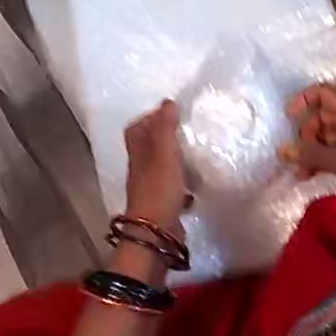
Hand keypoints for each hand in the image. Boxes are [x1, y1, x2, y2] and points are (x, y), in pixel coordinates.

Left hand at [122, 100, 189, 231]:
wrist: (157, 234)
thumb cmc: (159, 189)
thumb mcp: (164, 153)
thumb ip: (165, 128)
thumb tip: (168, 102)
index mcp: (138, 153)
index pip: (137, 128)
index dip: (150, 118)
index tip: (172, 112)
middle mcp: (142, 169)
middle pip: (149, 147)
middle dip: (167, 137)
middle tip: (188, 131)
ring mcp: (152, 188)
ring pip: (163, 167)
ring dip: (178, 160)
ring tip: (197, 154)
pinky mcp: (164, 205)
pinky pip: (174, 188)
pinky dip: (185, 183)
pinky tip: (198, 183)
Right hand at [280, 85, 335, 210]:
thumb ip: (313, 154)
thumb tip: (282, 149)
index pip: (324, 93)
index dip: (304, 98)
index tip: (289, 116)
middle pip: (317, 117)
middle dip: (303, 135)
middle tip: (298, 156)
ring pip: (319, 138)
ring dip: (307, 152)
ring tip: (301, 173)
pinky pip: (325, 154)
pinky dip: (314, 162)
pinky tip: (307, 177)